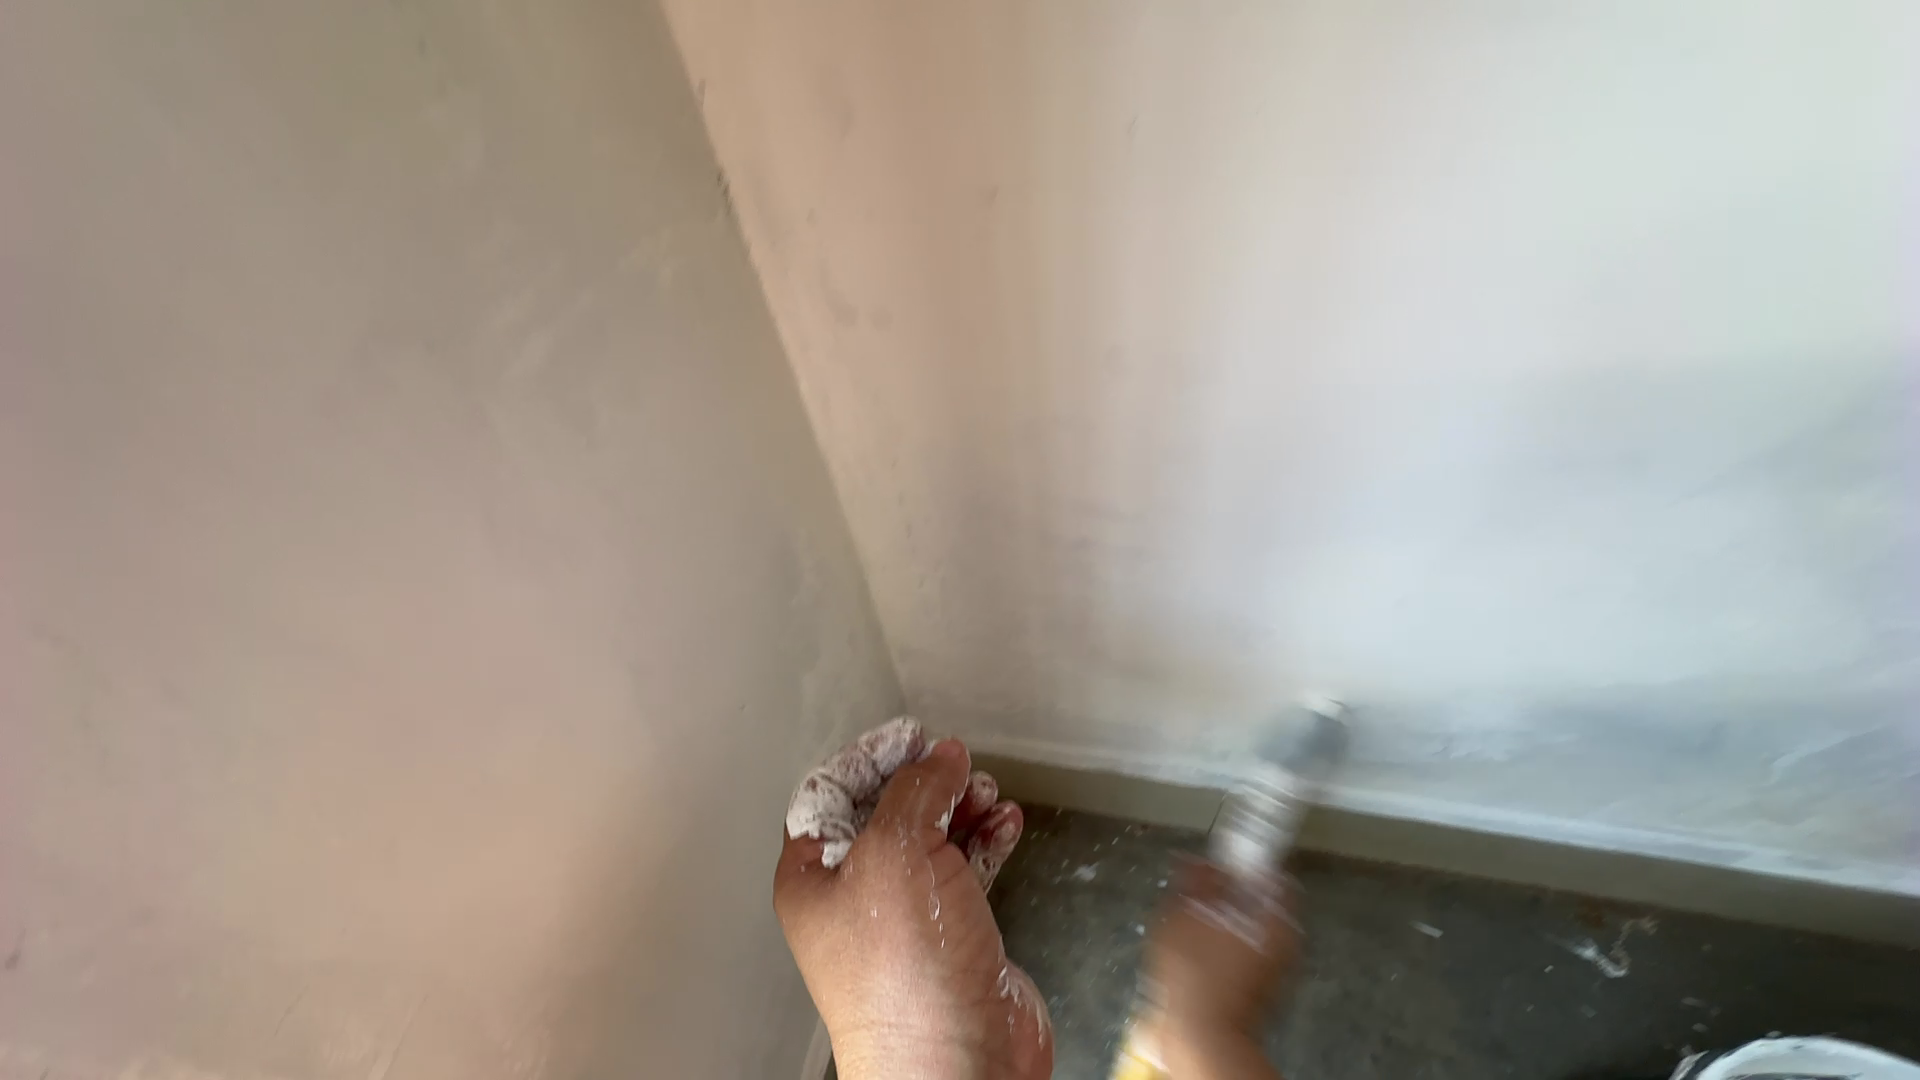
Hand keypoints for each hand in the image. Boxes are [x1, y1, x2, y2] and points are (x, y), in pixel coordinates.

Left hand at [776, 720, 1052, 1079]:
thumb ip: (915, 790)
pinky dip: (985, 839)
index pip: (831, 791)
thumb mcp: (894, 851)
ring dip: (962, 807)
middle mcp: (853, 891)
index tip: (912, 736)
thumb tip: (941, 755)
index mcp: (814, 874)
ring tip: (988, 793)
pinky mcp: (951, 929)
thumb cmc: (905, 959)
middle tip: (960, 766)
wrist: (958, 1063)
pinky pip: (964, 866)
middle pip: (888, 809)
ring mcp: (904, 914)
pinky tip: (1006, 824)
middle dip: (926, 781)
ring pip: (930, 836)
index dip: (871, 757)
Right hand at [1142, 860, 1297, 1079]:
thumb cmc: (1194, 969)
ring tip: (1193, 917)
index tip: (1221, 857)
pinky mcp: (1262, 990)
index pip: (1271, 875)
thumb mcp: (1183, 913)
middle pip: (1262, 902)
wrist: (1201, 1036)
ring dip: (1226, 918)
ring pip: (1253, 927)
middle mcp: (1286, 943)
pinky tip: (1198, 946)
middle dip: (1231, 892)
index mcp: (1276, 919)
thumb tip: (1199, 856)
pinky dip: (1226, 943)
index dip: (1246, 861)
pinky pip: (1246, 951)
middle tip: (1201, 888)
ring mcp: (1277, 969)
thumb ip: (1194, 880)